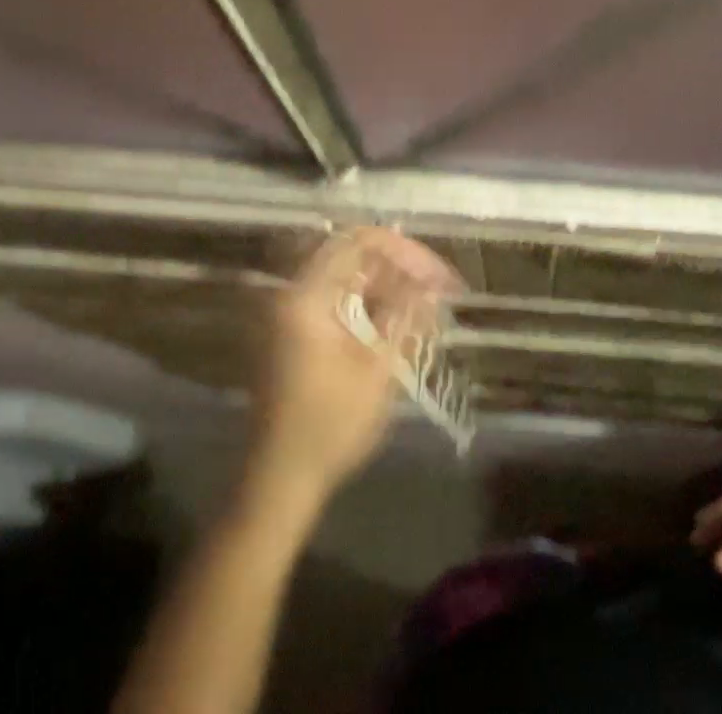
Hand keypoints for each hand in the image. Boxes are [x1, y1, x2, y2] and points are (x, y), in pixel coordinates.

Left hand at [251, 228, 463, 497]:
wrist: (281, 476)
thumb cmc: (331, 426)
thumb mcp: (377, 370)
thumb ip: (404, 317)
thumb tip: (431, 283)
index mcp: (306, 298)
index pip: (358, 244)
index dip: (405, 252)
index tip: (439, 276)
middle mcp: (291, 296)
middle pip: (350, 256)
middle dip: (399, 266)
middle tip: (438, 287)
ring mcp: (288, 315)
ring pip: (344, 279)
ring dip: (386, 285)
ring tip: (426, 304)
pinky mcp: (293, 335)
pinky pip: (335, 301)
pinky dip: (368, 304)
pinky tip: (398, 321)